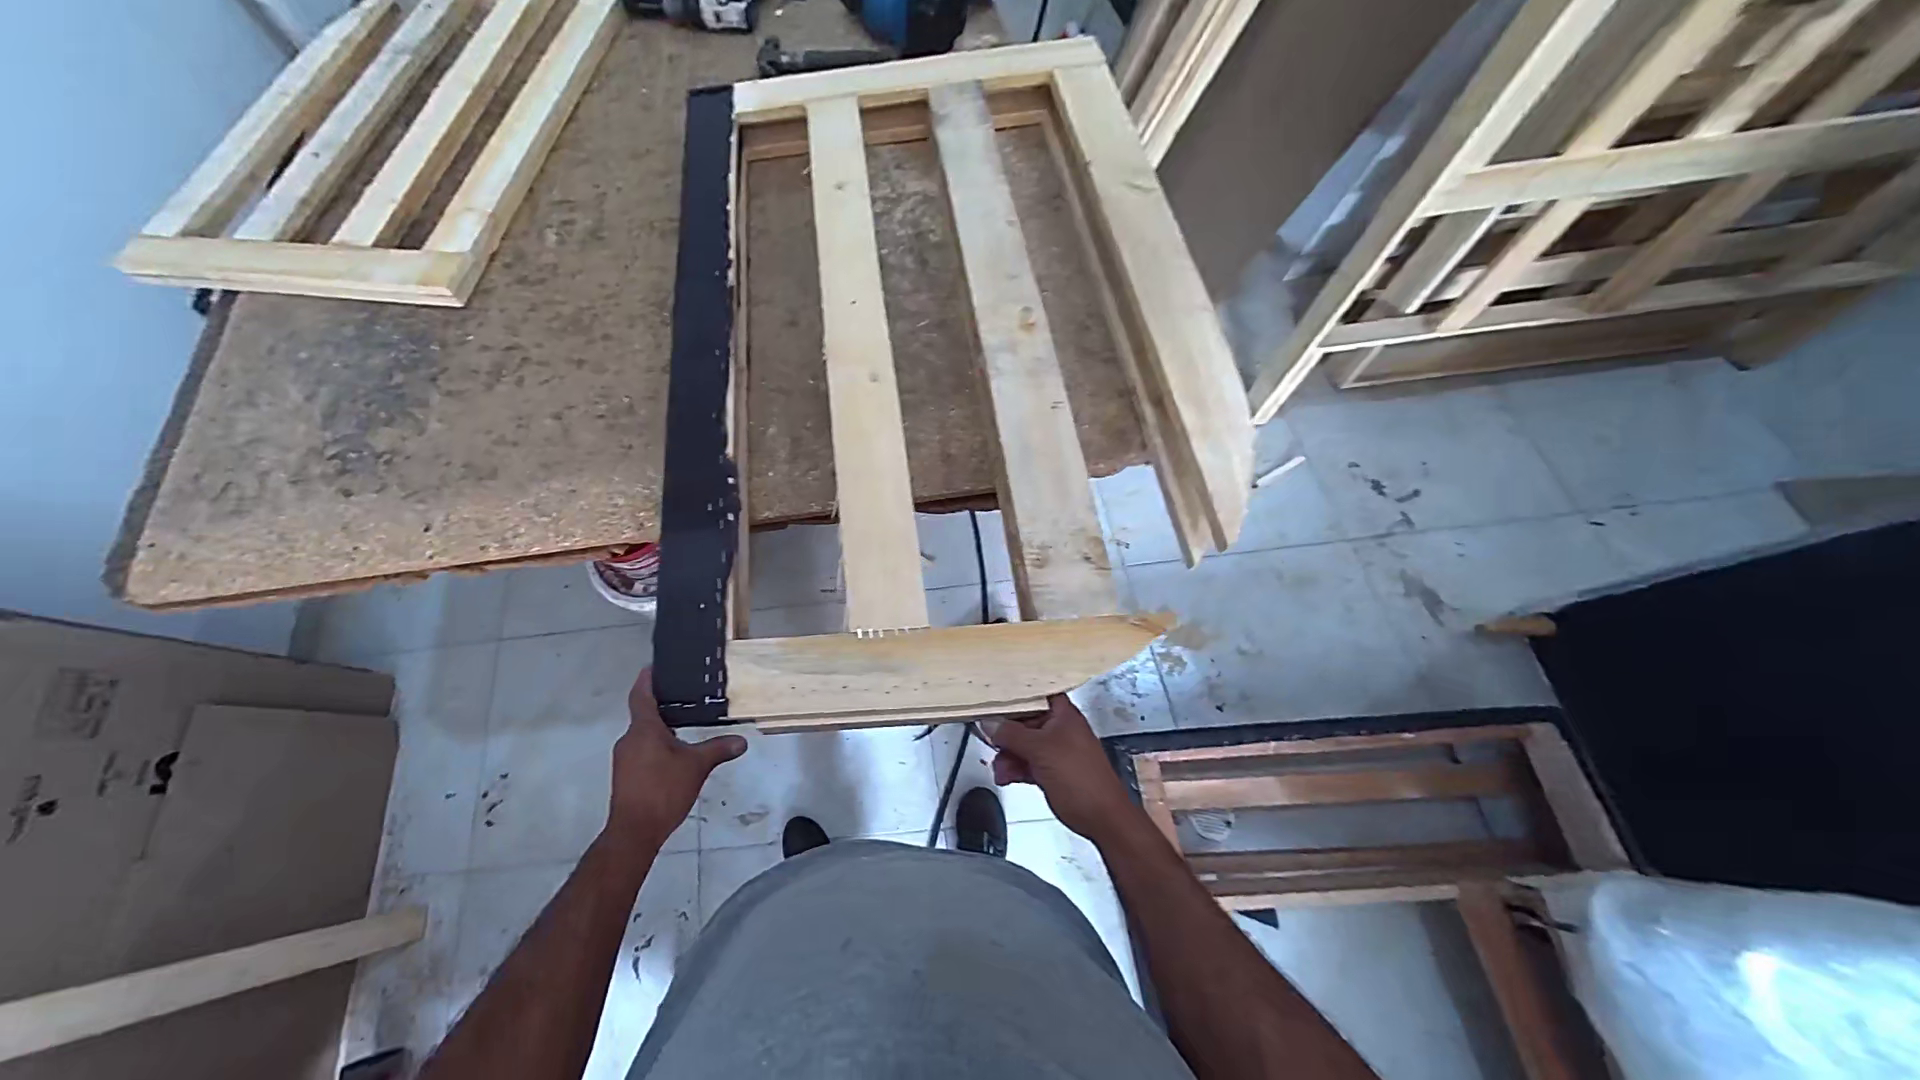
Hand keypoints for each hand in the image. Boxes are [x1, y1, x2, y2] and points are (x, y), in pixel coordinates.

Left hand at [608, 668, 747, 847]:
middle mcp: (629, 739)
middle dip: (662, 706)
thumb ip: (719, 749)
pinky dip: (657, 747)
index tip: (653, 666)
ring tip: (685, 725)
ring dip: (661, 729)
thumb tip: (742, 740)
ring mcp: (624, 759)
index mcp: (644, 729)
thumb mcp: (697, 766)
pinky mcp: (626, 776)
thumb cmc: (663, 789)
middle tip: (684, 697)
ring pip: (643, 735)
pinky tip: (675, 755)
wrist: (634, 831)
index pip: (641, 696)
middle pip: (643, 715)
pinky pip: (642, 751)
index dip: (647, 679)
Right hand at [984, 695, 1135, 843]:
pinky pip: (1028, 764)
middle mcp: (1061, 730)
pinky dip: (1016, 769)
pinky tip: (1006, 777)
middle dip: (1007, 733)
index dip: (1017, 696)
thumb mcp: (1040, 749)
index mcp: (1064, 715)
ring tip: (1000, 768)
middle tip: (992, 741)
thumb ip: (1012, 734)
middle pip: (1027, 722)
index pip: (1038, 695)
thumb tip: (991, 724)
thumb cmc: (1081, 778)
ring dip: (1008, 755)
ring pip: (1025, 746)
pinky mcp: (1053, 772)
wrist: (1101, 817)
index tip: (996, 702)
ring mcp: (1057, 752)